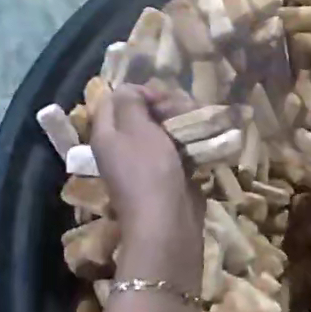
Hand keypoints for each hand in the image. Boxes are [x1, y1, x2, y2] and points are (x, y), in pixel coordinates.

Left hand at [90, 85, 201, 285]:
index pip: (113, 100)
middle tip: (185, 108)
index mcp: (106, 135)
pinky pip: (176, 150)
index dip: (137, 91)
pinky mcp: (167, 176)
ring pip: (162, 131)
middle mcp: (121, 148)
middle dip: (164, 107)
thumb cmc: (149, 170)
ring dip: (180, 123)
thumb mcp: (137, 128)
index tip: (162, 96)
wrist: (167, 221)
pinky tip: (204, 139)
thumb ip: (131, 102)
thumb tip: (131, 90)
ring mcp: (145, 164)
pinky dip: (189, 142)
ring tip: (199, 120)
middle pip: (140, 115)